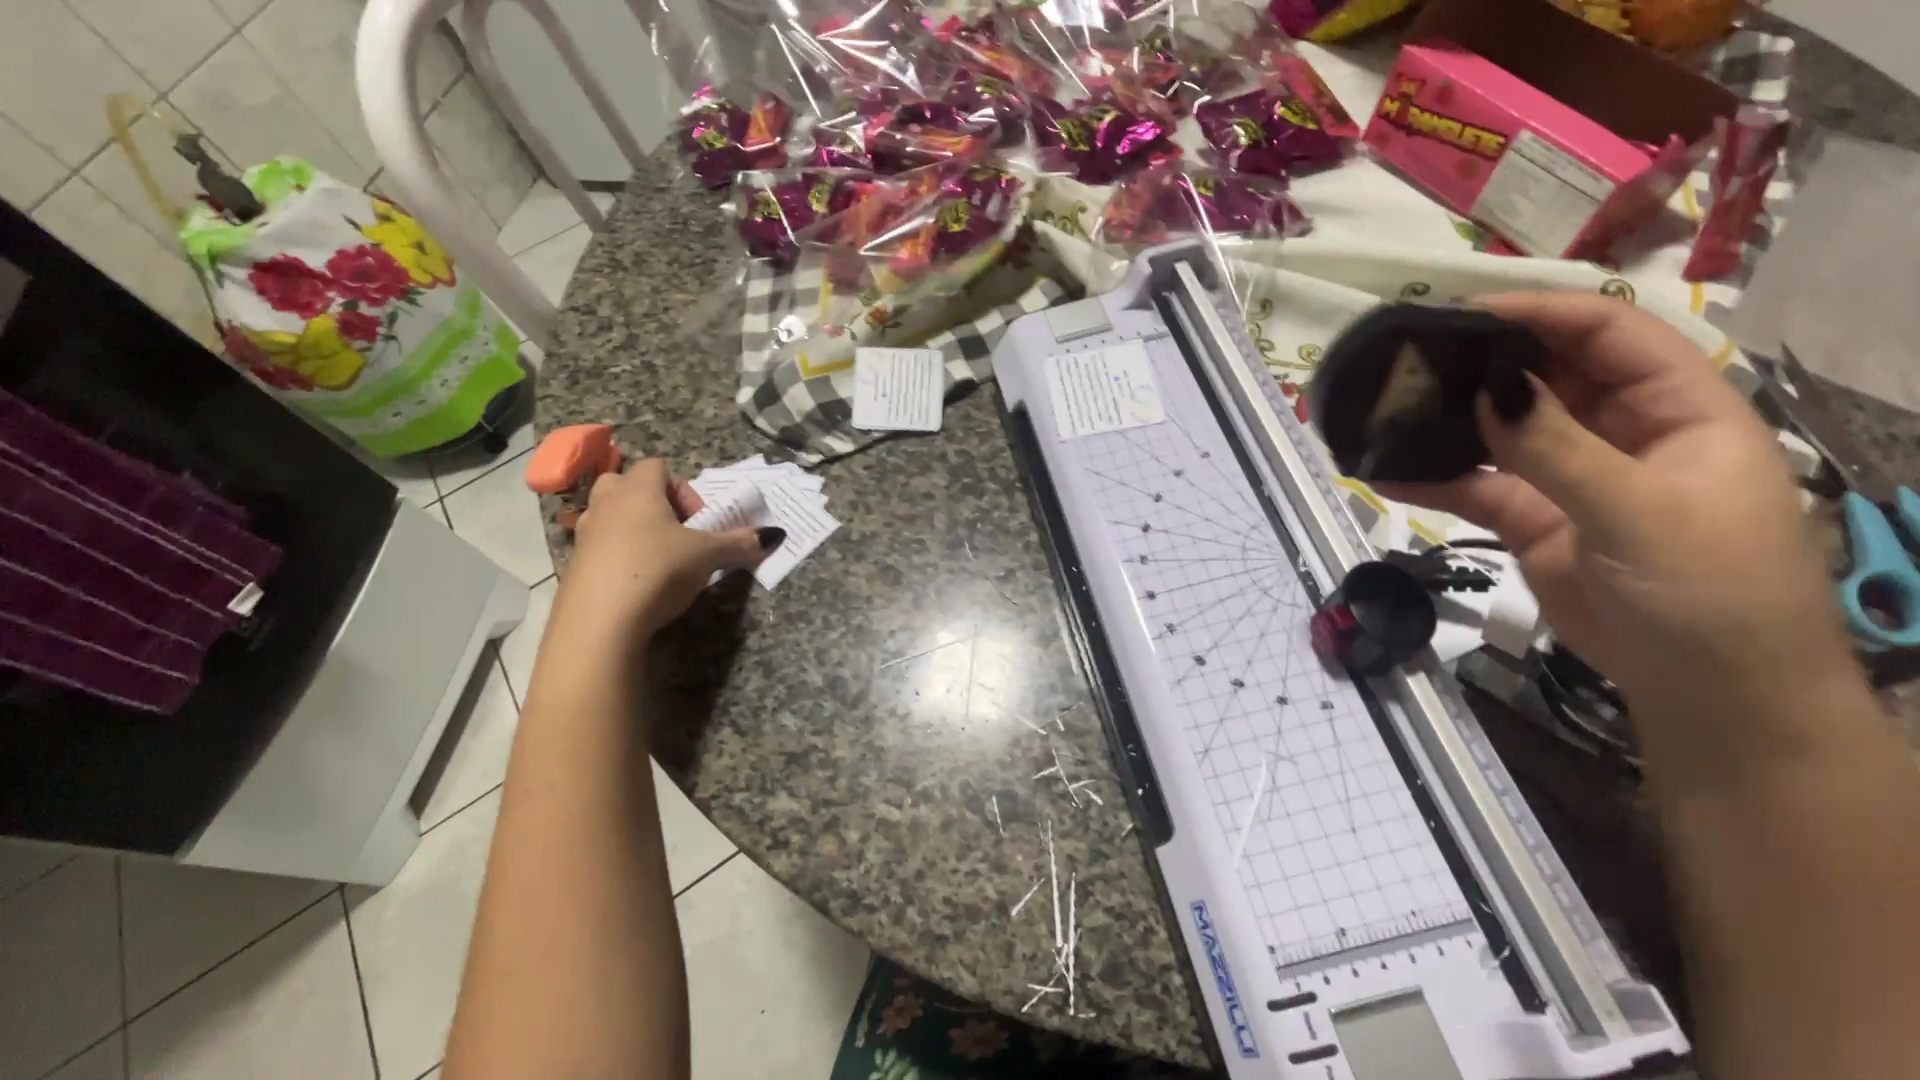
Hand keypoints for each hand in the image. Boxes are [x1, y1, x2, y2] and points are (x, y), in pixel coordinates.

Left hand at [557, 458, 781, 639]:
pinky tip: (637, 585)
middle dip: (652, 504)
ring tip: (658, 560)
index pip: (658, 466)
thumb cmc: (657, 569)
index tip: (697, 521)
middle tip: (675, 533)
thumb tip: (774, 535)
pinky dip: (618, 559)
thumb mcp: (707, 556)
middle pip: (626, 485)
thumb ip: (739, 543)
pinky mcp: (575, 566)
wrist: (600, 621)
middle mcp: (606, 503)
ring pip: (610, 517)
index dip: (682, 489)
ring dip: (634, 530)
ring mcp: (585, 535)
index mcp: (637, 490)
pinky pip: (600, 549)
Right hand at [1380, 293, 1850, 710]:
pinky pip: (1479, 489)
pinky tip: (1386, 473)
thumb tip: (1488, 388)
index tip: (1464, 311)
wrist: (1707, 695)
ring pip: (1505, 429)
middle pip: (1548, 373)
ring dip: (1452, 420)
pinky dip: (1435, 480)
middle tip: (1410, 355)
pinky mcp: (1536, 522)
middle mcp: (1625, 430)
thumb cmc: (1707, 591)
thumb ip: (1559, 449)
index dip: (1542, 313)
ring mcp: (1574, 477)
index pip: (1610, 332)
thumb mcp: (1638, 512)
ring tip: (1388, 406)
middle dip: (1484, 362)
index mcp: (1680, 408)